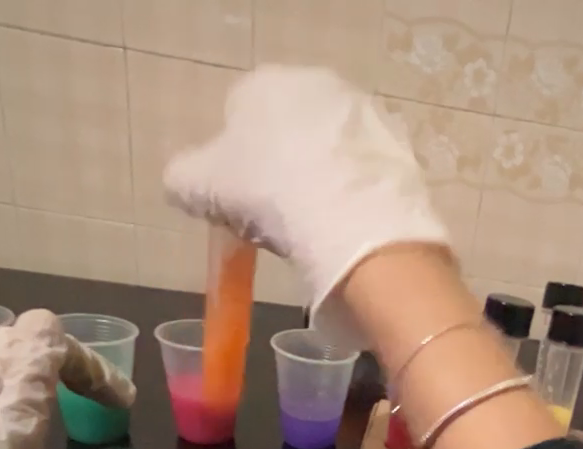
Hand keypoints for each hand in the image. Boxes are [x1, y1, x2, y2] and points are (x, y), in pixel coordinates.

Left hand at [0, 309, 135, 448]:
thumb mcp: (23, 418)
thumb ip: (36, 362)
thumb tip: (48, 327)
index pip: (48, 334)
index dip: (87, 364)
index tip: (115, 400)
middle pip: (30, 344)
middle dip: (71, 368)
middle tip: (105, 402)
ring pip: (10, 358)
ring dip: (45, 376)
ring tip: (72, 403)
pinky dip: (17, 387)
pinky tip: (27, 412)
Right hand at [163, 65, 450, 343]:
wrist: (350, 220)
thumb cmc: (267, 193)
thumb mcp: (202, 189)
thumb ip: (185, 180)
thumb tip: (182, 184)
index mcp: (264, 84)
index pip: (239, 119)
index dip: (237, 167)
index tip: (242, 205)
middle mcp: (318, 85)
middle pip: (290, 134)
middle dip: (283, 172)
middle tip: (279, 220)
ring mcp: (365, 115)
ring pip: (331, 155)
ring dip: (322, 184)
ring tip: (316, 229)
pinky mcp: (400, 151)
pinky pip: (366, 178)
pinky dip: (357, 199)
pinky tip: (349, 229)